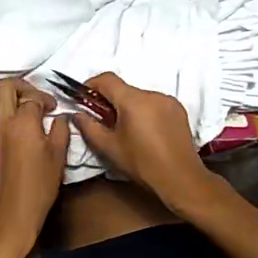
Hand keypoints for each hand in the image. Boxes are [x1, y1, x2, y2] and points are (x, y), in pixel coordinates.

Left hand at [0, 77, 68, 248]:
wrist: (10, 213)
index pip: (31, 97)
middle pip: (3, 87)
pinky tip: (20, 129)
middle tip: (36, 98)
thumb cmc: (39, 186)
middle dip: (21, 85)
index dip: (46, 99)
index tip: (54, 108)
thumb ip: (60, 130)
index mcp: (21, 123)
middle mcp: (1, 123)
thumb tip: (59, 117)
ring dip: (11, 98)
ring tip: (28, 111)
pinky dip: (5, 114)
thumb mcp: (58, 157)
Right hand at [72, 73, 215, 207]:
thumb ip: (89, 126)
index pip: (107, 79)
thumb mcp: (108, 147)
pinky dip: (144, 111)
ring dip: (128, 107)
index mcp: (133, 100)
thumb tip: (77, 114)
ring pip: (140, 97)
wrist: (180, 178)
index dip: (91, 85)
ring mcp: (169, 101)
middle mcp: (153, 94)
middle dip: (110, 100)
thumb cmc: (140, 163)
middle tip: (102, 120)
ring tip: (125, 129)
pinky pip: (155, 104)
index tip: (83, 98)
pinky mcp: (179, 111)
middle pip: (124, 89)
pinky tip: (144, 132)